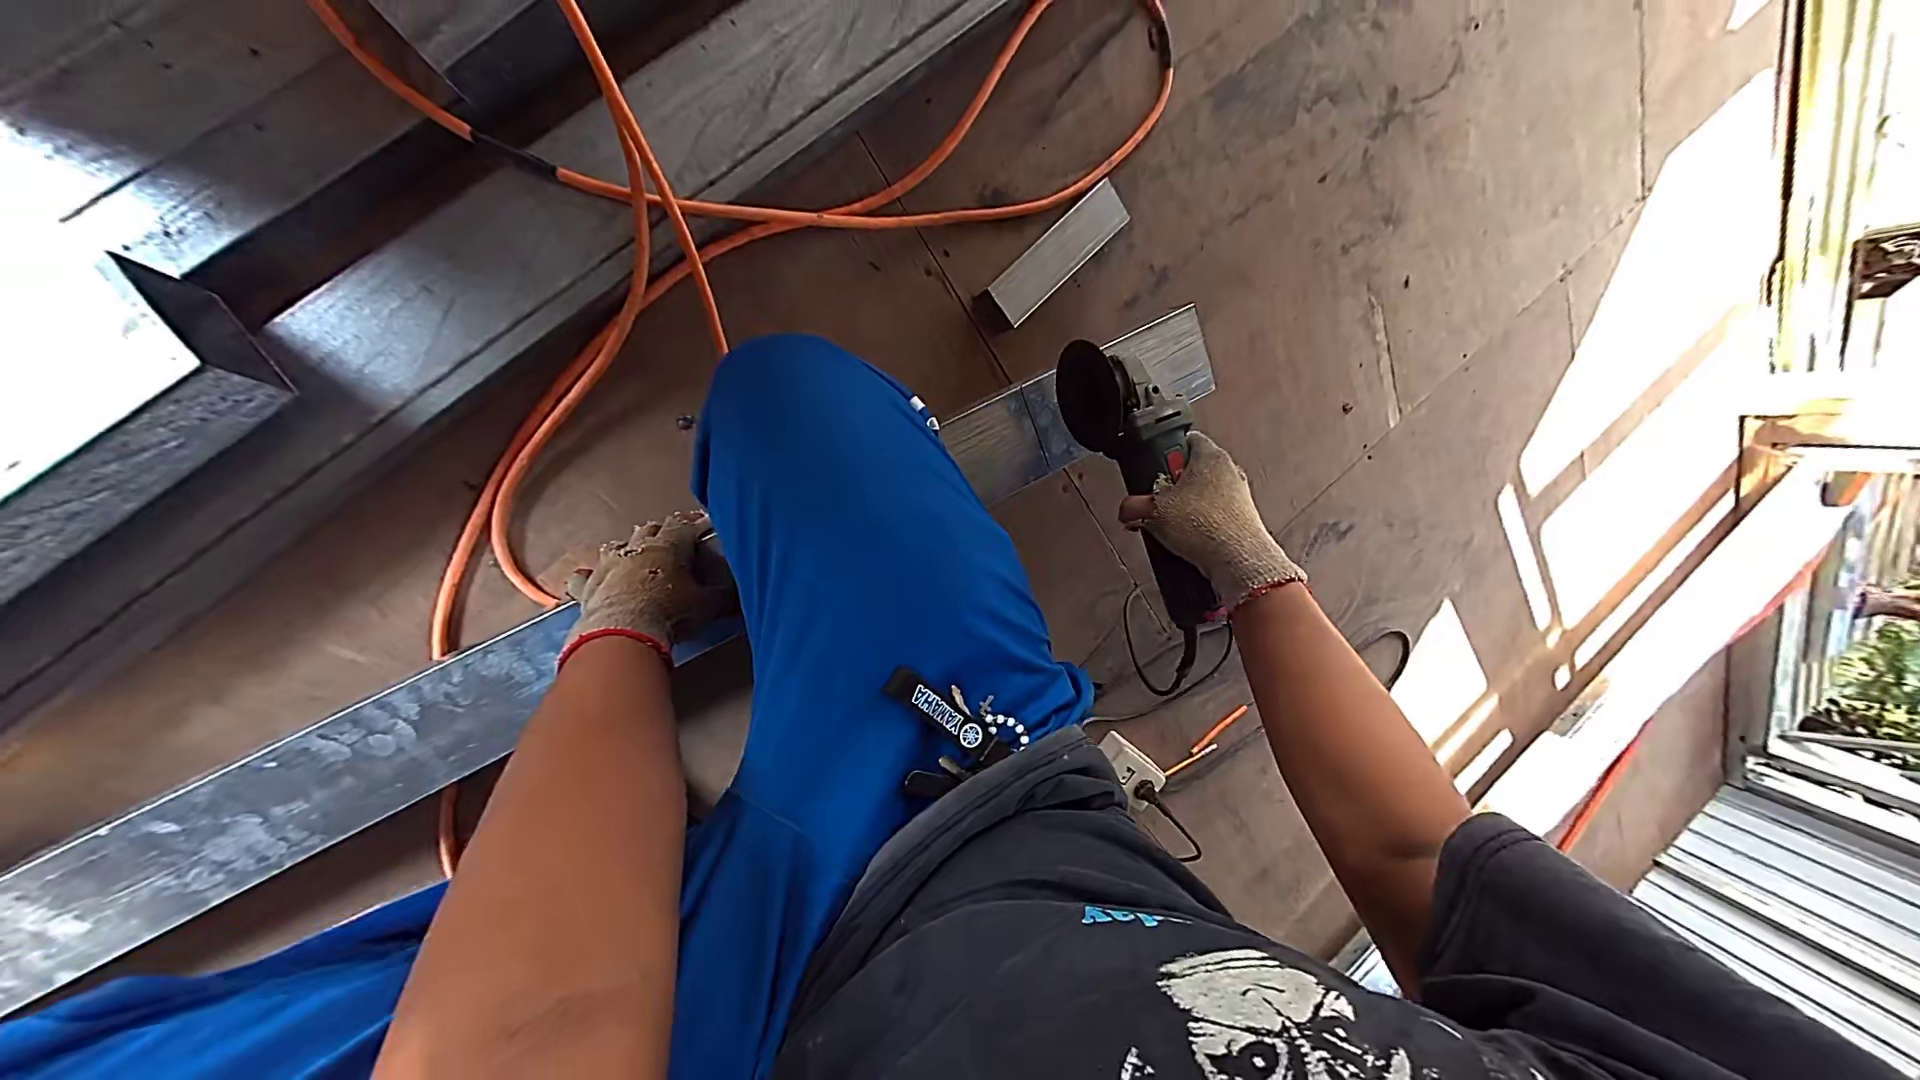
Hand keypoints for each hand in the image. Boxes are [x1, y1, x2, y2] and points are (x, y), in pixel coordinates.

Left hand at [564, 510, 729, 660]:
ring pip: (617, 546)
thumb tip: (741, 590)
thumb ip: (724, 594)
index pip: (685, 525)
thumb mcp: (709, 605)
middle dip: (662, 531)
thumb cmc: (672, 612)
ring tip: (636, 553)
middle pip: (650, 529)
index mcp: (669, 545)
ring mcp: (609, 565)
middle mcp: (637, 548)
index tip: (706, 525)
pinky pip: (586, 576)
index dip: (696, 524)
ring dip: (628, 547)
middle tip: (673, 539)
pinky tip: (589, 576)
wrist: (623, 633)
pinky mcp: (588, 587)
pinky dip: (590, 575)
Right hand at [1117, 431, 1304, 611]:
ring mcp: (1236, 496)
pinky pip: (1210, 517)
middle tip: (1156, 502)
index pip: (1186, 439)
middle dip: (1170, 488)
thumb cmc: (1208, 526)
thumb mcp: (1153, 510)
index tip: (1153, 467)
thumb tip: (1127, 508)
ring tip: (1170, 525)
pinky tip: (1186, 539)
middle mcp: (1228, 471)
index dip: (1165, 452)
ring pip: (1200, 496)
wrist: (1237, 560)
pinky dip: (1196, 527)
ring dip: (1182, 510)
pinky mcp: (1239, 520)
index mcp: (1211, 456)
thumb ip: (1132, 505)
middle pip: (1190, 471)